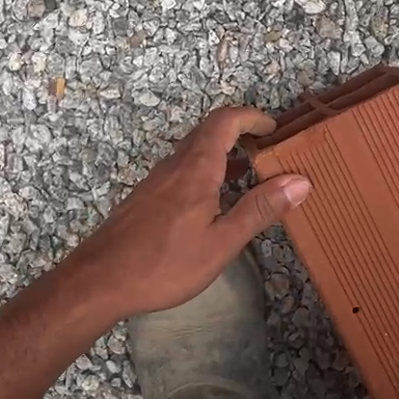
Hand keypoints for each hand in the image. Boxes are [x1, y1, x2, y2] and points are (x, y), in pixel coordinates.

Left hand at [60, 107, 310, 320]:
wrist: (98, 281)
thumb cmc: (164, 264)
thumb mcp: (221, 243)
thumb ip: (259, 210)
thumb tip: (300, 182)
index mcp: (196, 169)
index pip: (225, 121)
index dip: (252, 117)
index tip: (275, 129)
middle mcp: (175, 166)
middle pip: (209, 131)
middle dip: (241, 133)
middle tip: (269, 151)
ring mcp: (157, 181)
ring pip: (194, 151)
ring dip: (224, 153)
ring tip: (251, 176)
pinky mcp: (146, 197)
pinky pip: (183, 170)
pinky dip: (207, 171)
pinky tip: (215, 202)